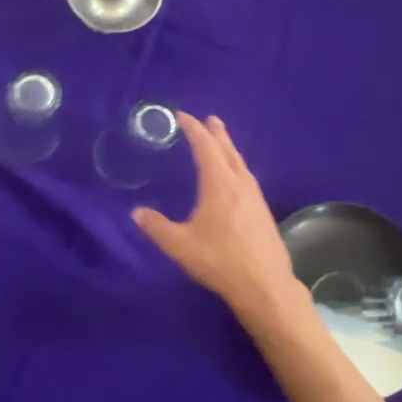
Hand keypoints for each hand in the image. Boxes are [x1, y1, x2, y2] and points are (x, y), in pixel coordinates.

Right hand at [133, 113, 304, 325]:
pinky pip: (246, 177)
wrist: (264, 285)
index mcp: (219, 184)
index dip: (194, 129)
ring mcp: (255, 197)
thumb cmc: (220, 261)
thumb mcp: (180, 245)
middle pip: (228, 150)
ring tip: (220, 142)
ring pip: (240, 163)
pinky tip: (233, 178)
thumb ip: (157, 227)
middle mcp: (240, 184)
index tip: (182, 116)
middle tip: (208, 119)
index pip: (206, 147)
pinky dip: (235, 166)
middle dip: (216, 133)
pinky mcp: (262, 211)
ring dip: (228, 149)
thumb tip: (136, 212)